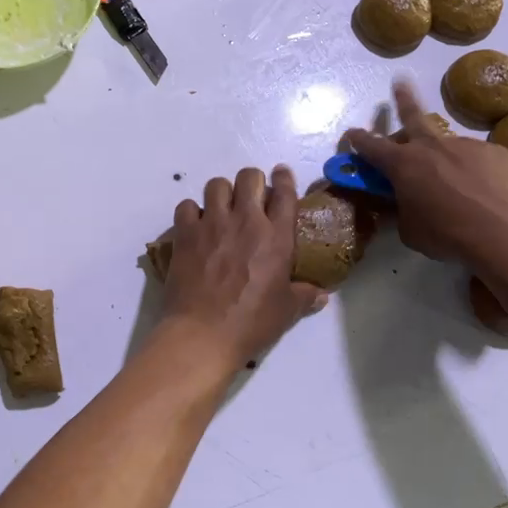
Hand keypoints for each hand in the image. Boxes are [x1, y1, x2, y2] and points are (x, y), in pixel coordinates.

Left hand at [154, 165, 325, 374]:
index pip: (284, 193)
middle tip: (251, 197)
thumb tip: (321, 295)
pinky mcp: (185, 233)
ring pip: (216, 184)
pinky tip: (195, 225)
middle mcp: (246, 221)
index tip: (281, 174)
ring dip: (221, 193)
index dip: (283, 179)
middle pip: (249, 177)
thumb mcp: (287, 311)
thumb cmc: (251, 322)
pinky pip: (186, 206)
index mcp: (276, 236)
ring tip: (222, 209)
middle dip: (252, 182)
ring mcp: (212, 224)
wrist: (204, 333)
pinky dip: (191, 212)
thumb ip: (304, 296)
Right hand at [340, 78, 507, 270]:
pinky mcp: (497, 152)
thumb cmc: (448, 236)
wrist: (506, 235)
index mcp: (403, 165)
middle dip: (403, 98)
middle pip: (413, 114)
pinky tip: (487, 193)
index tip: (352, 133)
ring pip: (450, 147)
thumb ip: (401, 211)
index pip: (372, 146)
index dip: (359, 139)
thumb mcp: (411, 230)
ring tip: (459, 184)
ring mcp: (467, 145)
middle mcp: (432, 146)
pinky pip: (480, 161)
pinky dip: (478, 173)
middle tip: (401, 81)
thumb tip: (402, 204)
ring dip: (448, 159)